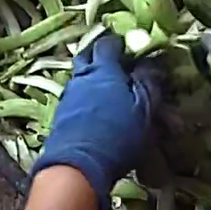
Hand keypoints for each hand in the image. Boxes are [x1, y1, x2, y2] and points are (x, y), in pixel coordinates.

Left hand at [30, 35, 156, 209]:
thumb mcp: (144, 109)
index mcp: (102, 70)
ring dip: (93, 81)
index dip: (118, 44)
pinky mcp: (60, 117)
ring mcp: (67, 97)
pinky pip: (75, 99)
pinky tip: (96, 112)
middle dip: (100, 58)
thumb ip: (147, 83)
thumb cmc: (117, 135)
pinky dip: (86, 99)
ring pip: (81, 79)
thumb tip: (150, 63)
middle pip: (87, 57)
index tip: (129, 48)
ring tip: (110, 93)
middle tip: (117, 66)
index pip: (107, 44)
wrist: (77, 166)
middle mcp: (81, 78)